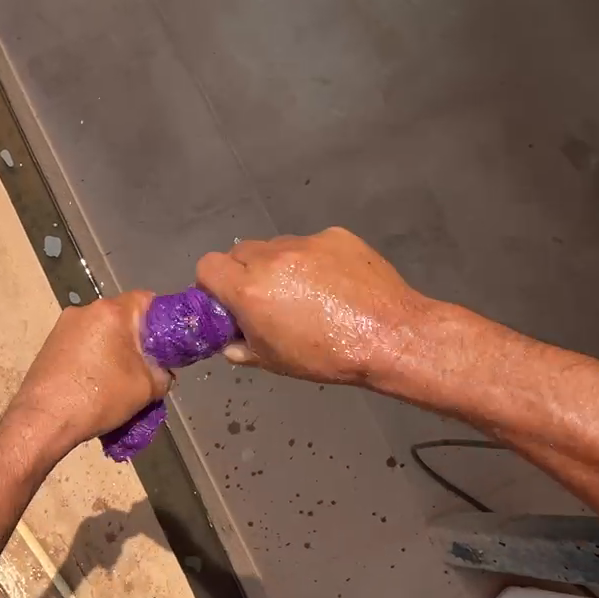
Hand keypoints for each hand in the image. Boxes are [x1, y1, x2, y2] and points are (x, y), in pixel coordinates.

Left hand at [5, 291, 171, 453]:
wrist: (43, 419)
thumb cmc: (98, 398)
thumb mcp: (147, 388)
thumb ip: (164, 372)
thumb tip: (161, 369)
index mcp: (111, 312)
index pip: (148, 300)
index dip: (163, 320)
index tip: (167, 344)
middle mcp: (84, 310)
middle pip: (121, 317)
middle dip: (135, 339)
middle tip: (145, 367)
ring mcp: (62, 326)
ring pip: (100, 332)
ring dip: (112, 350)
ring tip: (118, 380)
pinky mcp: (48, 344)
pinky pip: (81, 345)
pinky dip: (92, 358)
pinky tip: (94, 383)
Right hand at [195, 228, 431, 385]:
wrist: (391, 337)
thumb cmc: (326, 356)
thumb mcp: (272, 361)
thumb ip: (240, 347)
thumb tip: (230, 342)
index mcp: (249, 290)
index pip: (207, 266)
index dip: (211, 283)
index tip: (225, 300)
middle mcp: (272, 259)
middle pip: (238, 252)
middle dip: (242, 272)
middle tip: (263, 297)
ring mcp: (306, 243)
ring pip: (274, 247)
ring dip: (276, 265)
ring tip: (302, 291)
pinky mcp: (336, 236)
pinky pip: (310, 245)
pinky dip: (311, 261)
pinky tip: (331, 284)